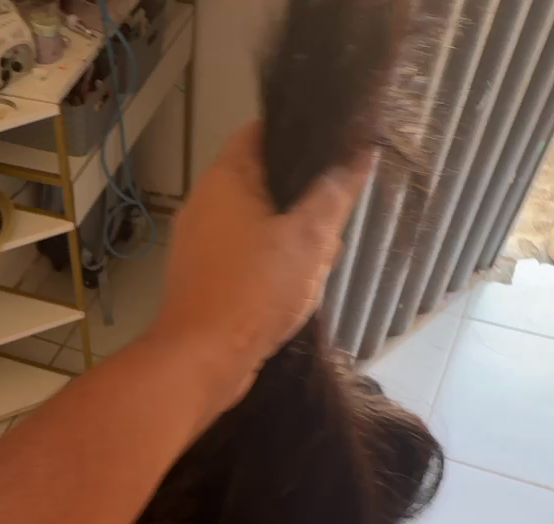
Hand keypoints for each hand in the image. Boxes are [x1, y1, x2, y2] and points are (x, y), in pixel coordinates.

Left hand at [147, 121, 368, 412]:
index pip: (260, 132)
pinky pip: (241, 262)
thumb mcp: (308, 238)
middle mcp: (203, 206)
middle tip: (334, 215)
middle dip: (300, 198)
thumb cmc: (254, 291)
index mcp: (224, 179)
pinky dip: (266, 269)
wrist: (201, 361)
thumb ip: (334, 194)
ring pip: (254, 227)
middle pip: (260, 183)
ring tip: (319, 258)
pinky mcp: (199, 283)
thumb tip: (357, 155)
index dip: (297, 133)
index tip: (333, 147)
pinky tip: (292, 290)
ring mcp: (196, 247)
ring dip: (288, 240)